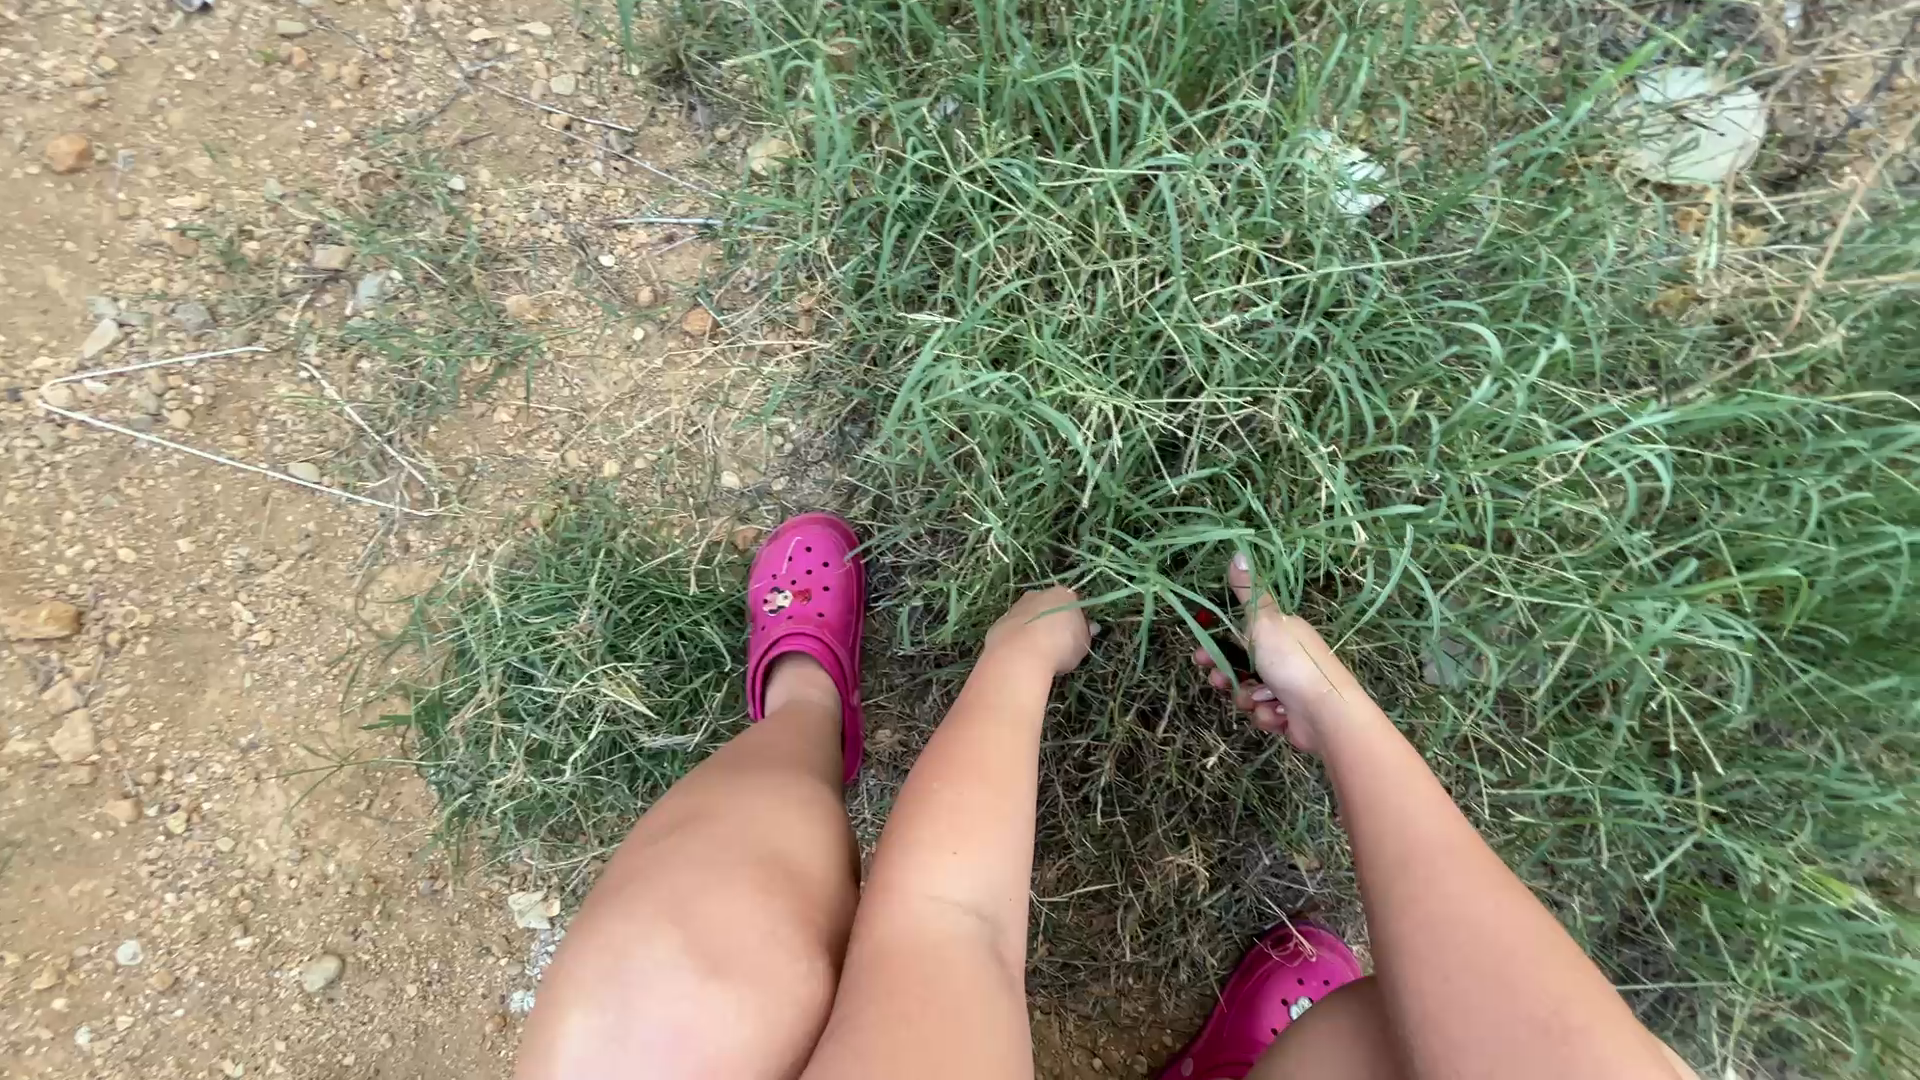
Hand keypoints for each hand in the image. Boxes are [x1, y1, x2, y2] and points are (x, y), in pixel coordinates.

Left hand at [984, 586, 1092, 675]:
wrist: (1020, 653)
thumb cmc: (1060, 645)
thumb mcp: (1082, 643)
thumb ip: (1085, 633)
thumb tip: (1090, 627)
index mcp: (1062, 595)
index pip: (1072, 601)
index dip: (1074, 619)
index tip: (1075, 635)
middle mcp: (1038, 595)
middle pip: (1047, 605)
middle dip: (1051, 620)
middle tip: (1056, 643)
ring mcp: (1016, 607)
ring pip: (1028, 616)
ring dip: (1032, 628)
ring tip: (1037, 652)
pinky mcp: (999, 622)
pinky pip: (1013, 629)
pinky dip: (1017, 638)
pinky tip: (1020, 654)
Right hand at [1191, 553, 1358, 755]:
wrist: (1327, 714)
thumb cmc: (1292, 662)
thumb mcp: (1265, 621)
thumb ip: (1247, 592)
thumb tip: (1238, 551)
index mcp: (1280, 632)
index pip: (1239, 636)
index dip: (1217, 646)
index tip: (1201, 654)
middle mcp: (1284, 658)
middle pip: (1240, 666)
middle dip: (1228, 676)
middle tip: (1220, 681)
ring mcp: (1287, 688)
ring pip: (1248, 692)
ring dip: (1248, 698)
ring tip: (1259, 700)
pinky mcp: (1289, 715)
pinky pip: (1263, 713)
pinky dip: (1266, 715)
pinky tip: (1277, 715)